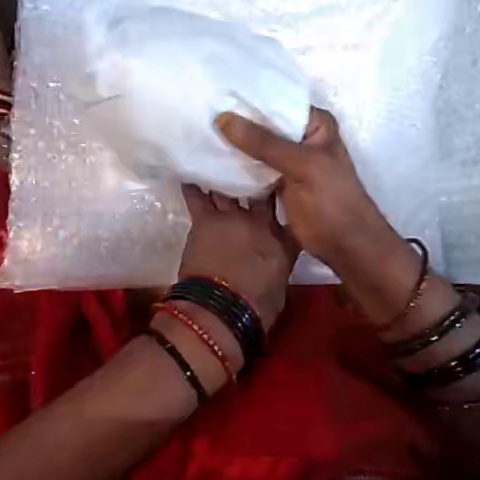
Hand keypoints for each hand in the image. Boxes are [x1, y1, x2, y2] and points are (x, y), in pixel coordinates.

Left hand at [176, 186, 296, 330]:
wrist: (223, 309)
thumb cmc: (257, 306)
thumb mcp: (281, 280)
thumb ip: (282, 258)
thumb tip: (278, 251)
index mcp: (285, 240)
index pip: (289, 211)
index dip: (284, 198)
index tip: (282, 187)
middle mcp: (261, 221)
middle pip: (260, 194)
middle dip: (257, 183)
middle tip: (251, 173)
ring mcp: (233, 216)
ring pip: (229, 190)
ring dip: (225, 183)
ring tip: (222, 171)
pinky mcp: (206, 219)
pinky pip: (197, 196)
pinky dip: (193, 188)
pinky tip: (190, 178)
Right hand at [215, 108, 404, 279]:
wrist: (344, 246)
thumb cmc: (332, 201)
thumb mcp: (302, 165)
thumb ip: (264, 142)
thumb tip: (223, 118)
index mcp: (316, 124)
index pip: (278, 100)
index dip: (249, 98)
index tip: (217, 92)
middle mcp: (301, 137)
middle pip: (264, 124)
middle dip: (237, 121)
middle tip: (201, 111)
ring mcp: (288, 161)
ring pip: (256, 146)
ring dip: (233, 144)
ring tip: (199, 131)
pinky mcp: (276, 183)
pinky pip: (252, 168)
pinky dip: (235, 166)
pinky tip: (209, 159)